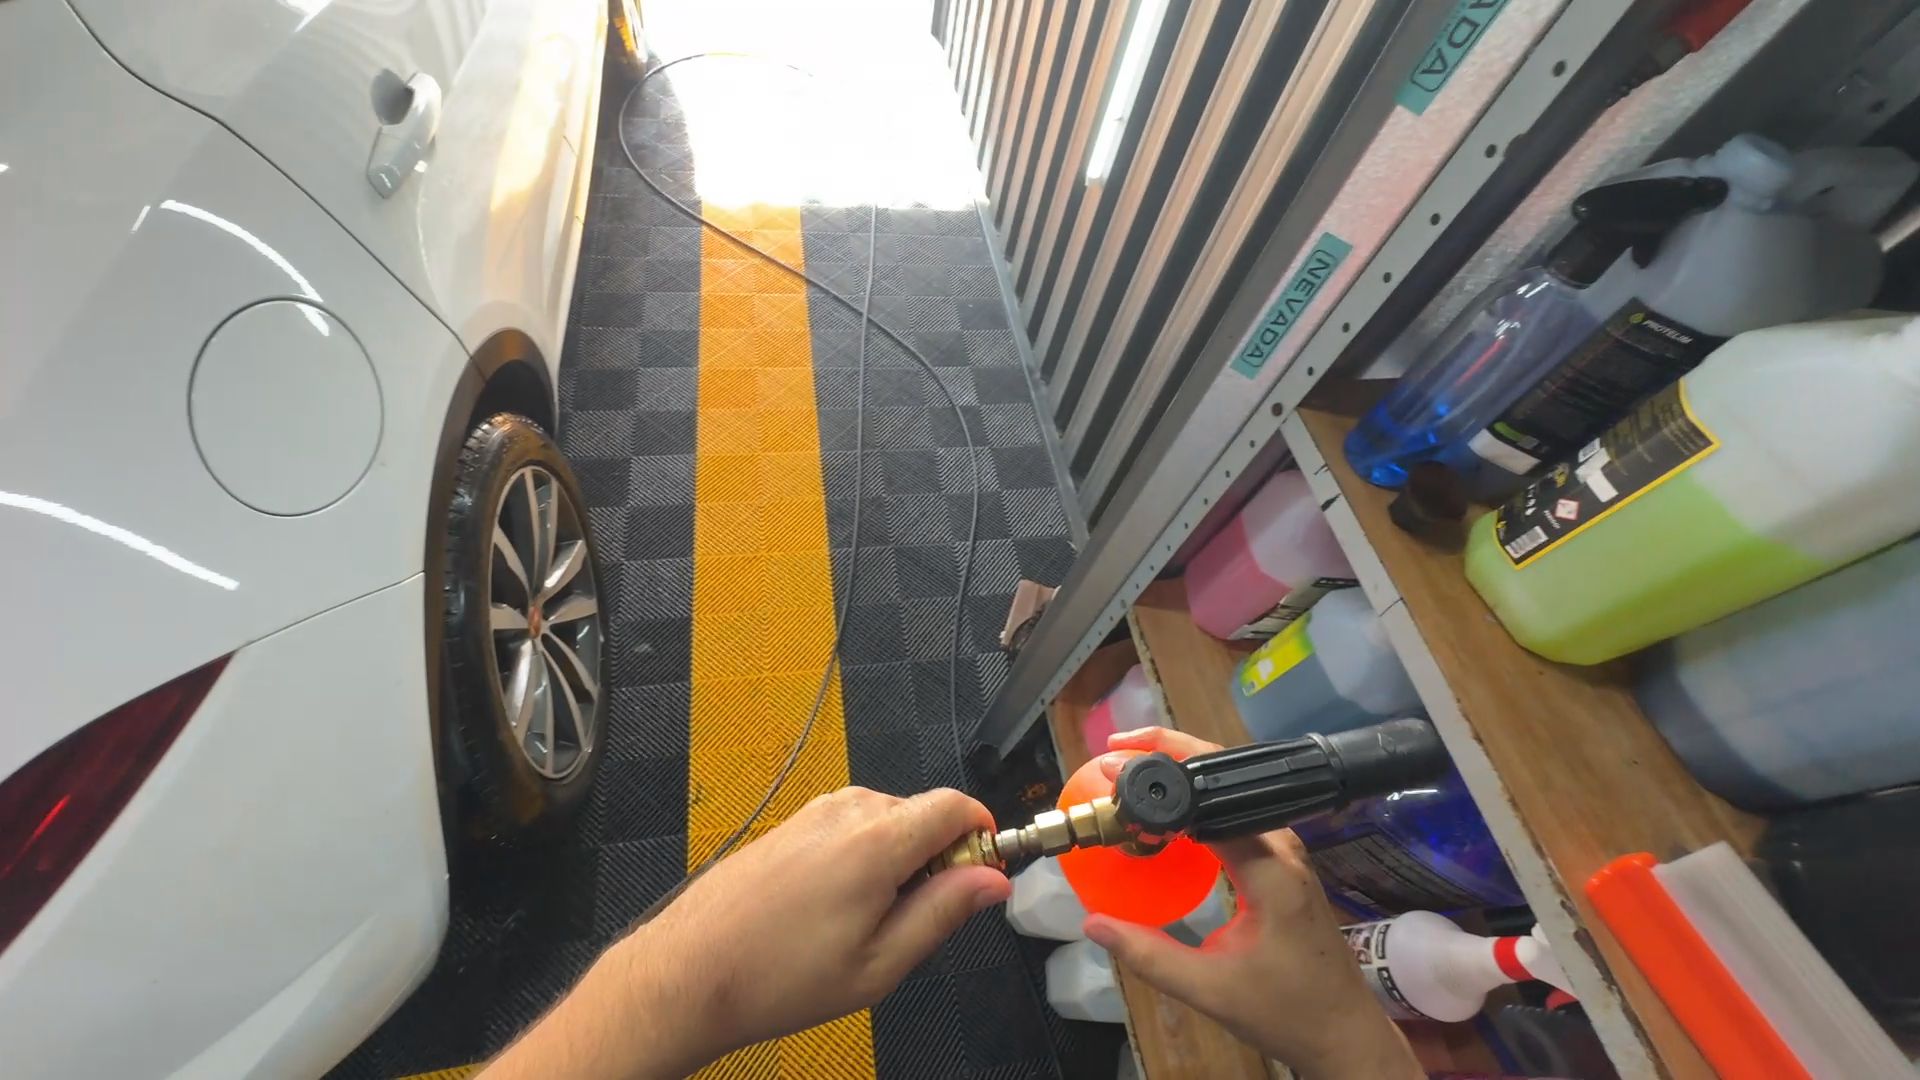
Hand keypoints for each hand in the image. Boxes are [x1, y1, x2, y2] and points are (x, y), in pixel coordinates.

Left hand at [483, 787, 1009, 1079]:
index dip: (980, 834)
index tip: (980, 874)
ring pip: (890, 819)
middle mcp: (851, 808)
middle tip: (915, 919)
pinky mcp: (798, 819)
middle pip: (924, 813)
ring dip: (901, 856)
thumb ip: (943, 912)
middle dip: (939, 855)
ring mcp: (819, 809)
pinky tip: (837, 903)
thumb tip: (993, 880)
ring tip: (869, 920)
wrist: (690, 968)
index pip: (955, 805)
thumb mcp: (879, 964)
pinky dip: (868, 851)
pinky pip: (855, 822)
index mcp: (878, 839)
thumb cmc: (784, 976)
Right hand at [1085, 728, 1420, 1079]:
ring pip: (1230, 787)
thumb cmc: (1285, 1013)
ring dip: (1183, 770)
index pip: (1208, 798)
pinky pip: (1235, 810)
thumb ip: (1148, 955)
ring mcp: (1286, 847)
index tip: (1113, 767)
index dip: (1159, 775)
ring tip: (1133, 769)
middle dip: (1168, 750)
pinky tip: (1167, 810)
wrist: (1346, 1034)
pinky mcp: (1282, 857)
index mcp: (1268, 866)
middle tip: (1116, 755)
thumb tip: (1092, 923)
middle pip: (1222, 774)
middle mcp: (1281, 843)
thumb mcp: (1209, 990)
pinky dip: (1197, 798)